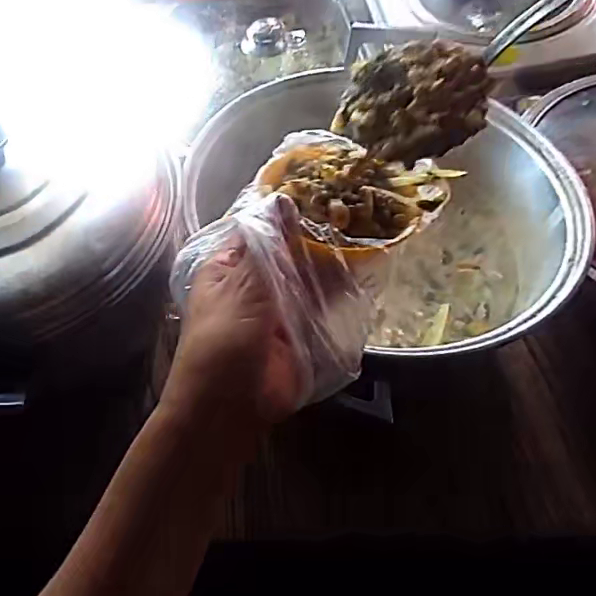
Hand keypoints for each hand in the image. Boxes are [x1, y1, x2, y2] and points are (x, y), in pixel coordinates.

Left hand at [164, 195, 363, 426]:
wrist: (228, 405)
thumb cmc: (224, 340)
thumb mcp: (243, 286)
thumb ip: (265, 246)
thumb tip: (279, 199)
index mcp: (228, 266)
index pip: (258, 229)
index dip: (286, 212)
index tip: (324, 191)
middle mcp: (253, 283)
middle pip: (288, 252)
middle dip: (316, 238)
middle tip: (359, 212)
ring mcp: (277, 308)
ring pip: (308, 277)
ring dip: (332, 263)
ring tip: (371, 235)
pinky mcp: (299, 333)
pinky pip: (321, 306)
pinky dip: (340, 293)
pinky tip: (367, 274)